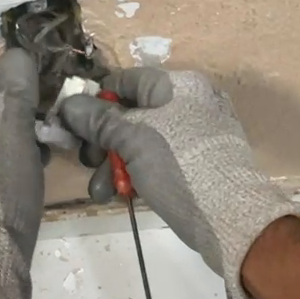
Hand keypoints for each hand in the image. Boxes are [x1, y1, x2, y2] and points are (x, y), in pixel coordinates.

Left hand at [0, 47, 44, 298]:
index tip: (33, 74)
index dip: (0, 72)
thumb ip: (15, 91)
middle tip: (49, 104)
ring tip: (51, 133)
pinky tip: (43, 162)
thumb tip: (17, 54)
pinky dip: (21, 155)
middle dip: (17, 103)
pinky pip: (0, 163)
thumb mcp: (11, 131)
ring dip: (23, 129)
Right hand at [58, 68, 299, 298]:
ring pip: (140, 141)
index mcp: (177, 85)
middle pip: (130, 113)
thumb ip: (98, 120)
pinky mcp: (196, 163)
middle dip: (102, 141)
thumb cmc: (181, 166)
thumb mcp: (133, 138)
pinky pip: (157, 160)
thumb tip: (68, 104)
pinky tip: (121, 194)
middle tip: (88, 163)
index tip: (74, 128)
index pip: (124, 81)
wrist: (231, 217)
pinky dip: (136, 174)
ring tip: (101, 191)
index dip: (95, 102)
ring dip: (113, 164)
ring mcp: (195, 134)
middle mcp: (188, 102)